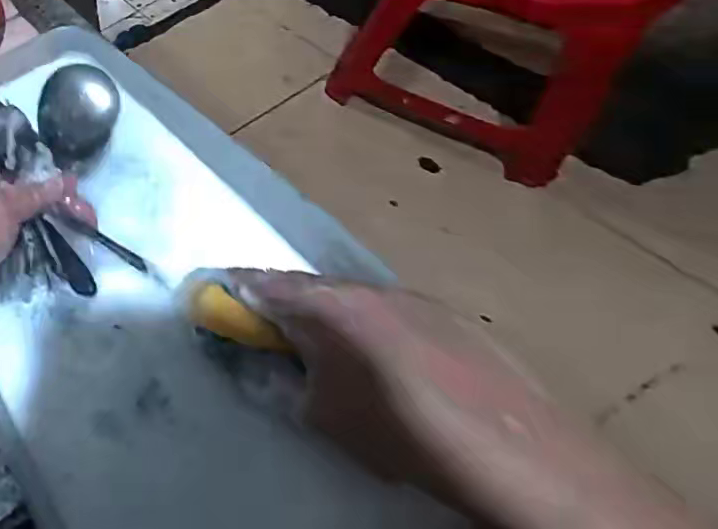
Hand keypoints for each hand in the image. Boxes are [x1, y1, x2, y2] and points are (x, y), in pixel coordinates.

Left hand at [0, 167, 93, 282]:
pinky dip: (44, 239)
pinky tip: (65, 243)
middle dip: (59, 204)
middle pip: (29, 196)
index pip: (23, 172)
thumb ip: (36, 192)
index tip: (78, 191)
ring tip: (86, 229)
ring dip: (56, 222)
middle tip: (90, 217)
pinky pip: (24, 238)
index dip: (50, 180)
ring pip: (30, 218)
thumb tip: (64, 178)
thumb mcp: (7, 203)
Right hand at [226, 271, 700, 527]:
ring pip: (350, 297)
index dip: (227, 290)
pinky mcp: (457, 321)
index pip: (253, 280)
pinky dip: (375, 328)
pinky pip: (393, 312)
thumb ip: (280, 379)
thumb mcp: (323, 415)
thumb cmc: (406, 434)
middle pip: (303, 285)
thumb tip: (260, 363)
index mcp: (322, 301)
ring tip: (333, 353)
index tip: (211, 302)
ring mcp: (414, 299)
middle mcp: (362, 286)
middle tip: (271, 334)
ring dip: (330, 316)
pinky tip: (392, 365)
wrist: (537, 469)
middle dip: (281, 305)